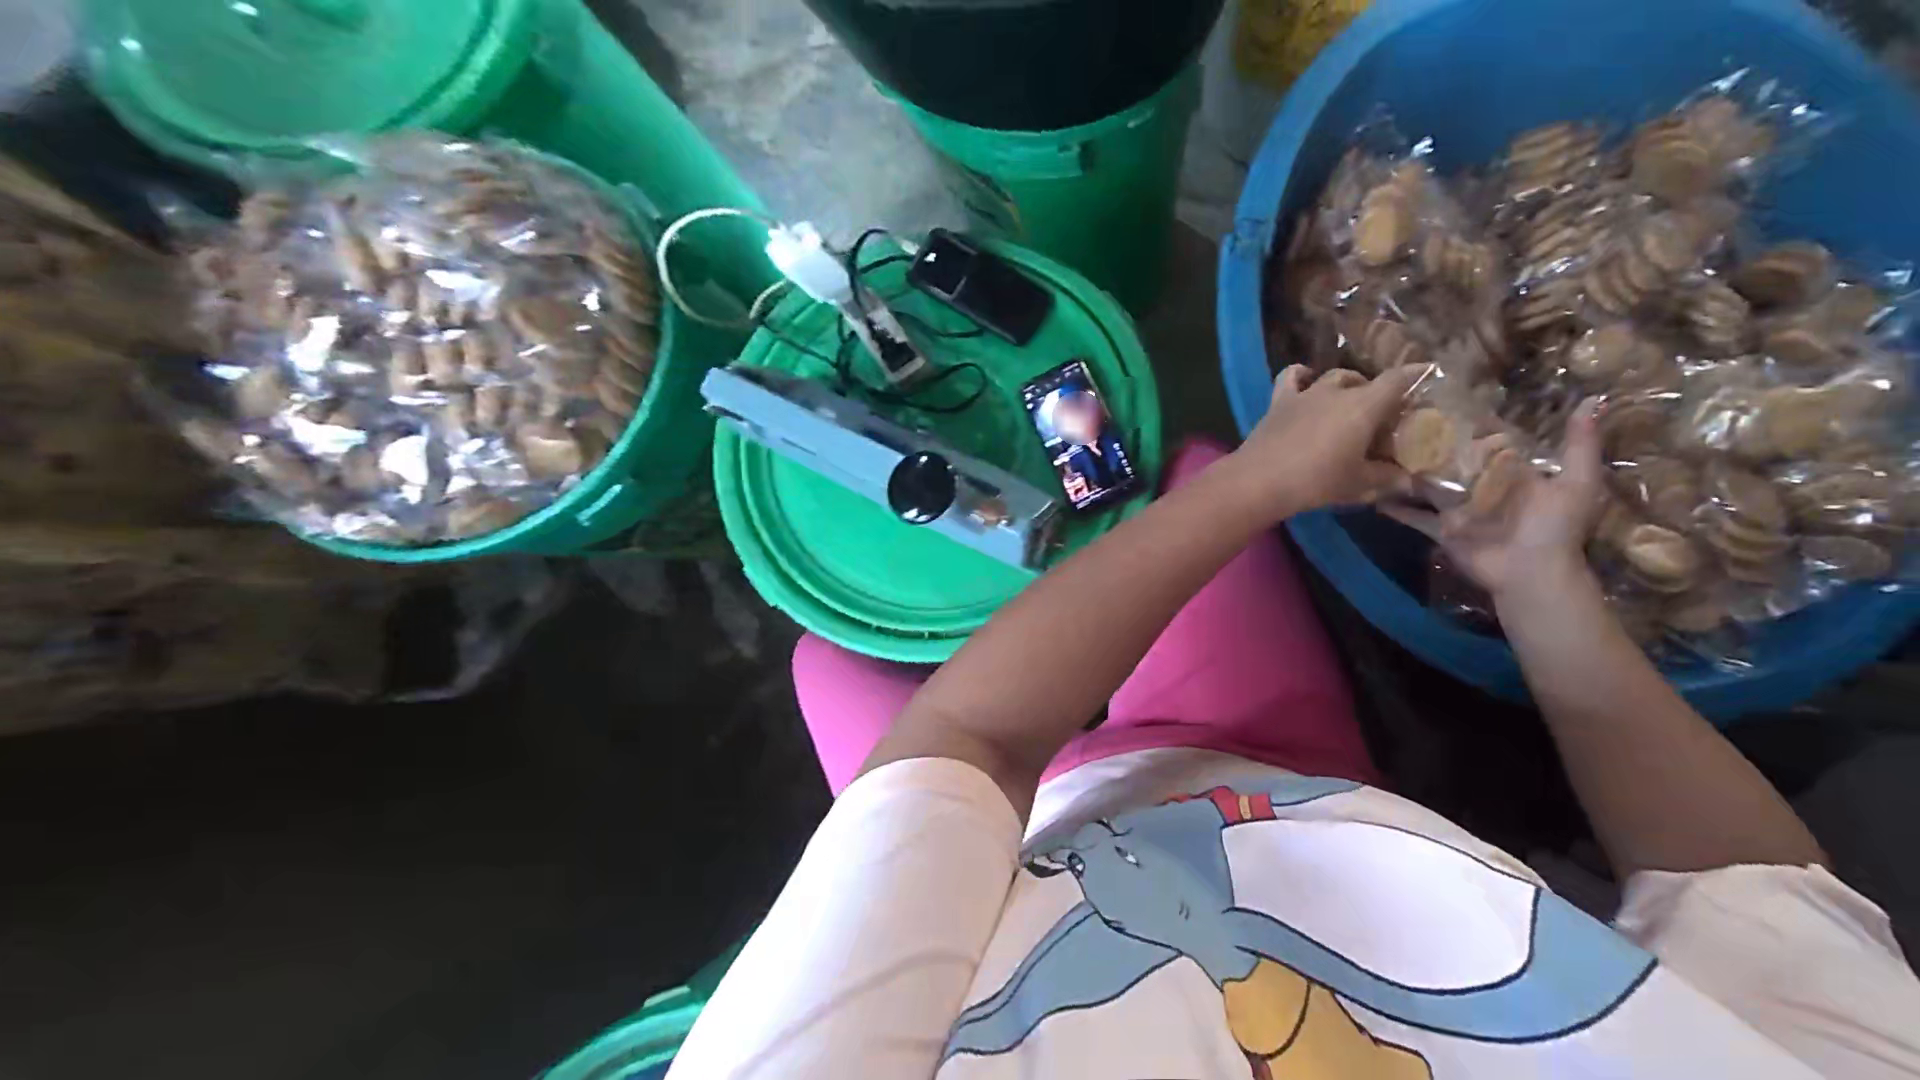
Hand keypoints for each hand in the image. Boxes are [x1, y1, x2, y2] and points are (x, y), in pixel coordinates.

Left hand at [1230, 364, 1427, 517]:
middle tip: (1380, 413)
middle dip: (1376, 391)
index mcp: (1364, 406)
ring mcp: (1305, 394)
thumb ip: (1386, 477)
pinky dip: (1301, 374)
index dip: (1414, 374)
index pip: (1398, 380)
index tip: (1426, 372)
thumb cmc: (1316, 481)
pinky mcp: (1278, 402)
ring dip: (1345, 383)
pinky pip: (1290, 377)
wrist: (1260, 480)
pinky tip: (1306, 380)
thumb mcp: (1358, 483)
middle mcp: (1336, 392)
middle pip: (1364, 381)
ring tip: (1349, 398)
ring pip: (1332, 377)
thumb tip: (1407, 479)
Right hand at [1382, 397, 1605, 600]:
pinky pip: (1414, 517)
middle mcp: (1482, 487)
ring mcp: (1458, 508)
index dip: (1473, 423)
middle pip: (1453, 461)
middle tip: (1401, 423)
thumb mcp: (1577, 482)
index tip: (1448, 401)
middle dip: (1432, 445)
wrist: (1530, 571)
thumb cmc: (1554, 526)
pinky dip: (1395, 510)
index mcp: (1512, 472)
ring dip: (1409, 473)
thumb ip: (1580, 444)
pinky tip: (1372, 496)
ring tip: (1379, 453)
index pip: (1490, 441)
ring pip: (1429, 485)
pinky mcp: (1441, 528)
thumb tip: (1592, 399)